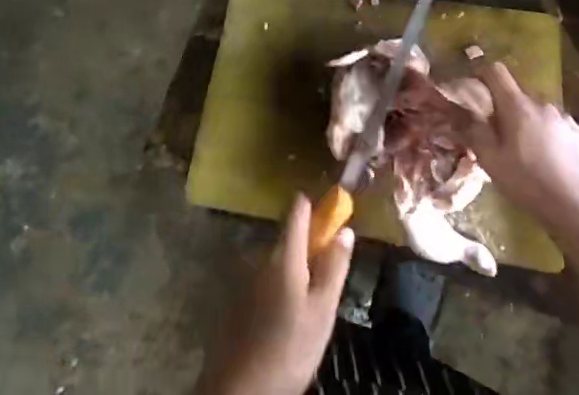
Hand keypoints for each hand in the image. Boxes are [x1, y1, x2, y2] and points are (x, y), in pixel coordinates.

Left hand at [195, 193, 353, 394]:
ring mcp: (243, 277)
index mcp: (284, 254)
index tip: (331, 211)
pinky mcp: (234, 298)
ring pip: (274, 259)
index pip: (297, 208)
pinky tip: (282, 315)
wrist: (238, 393)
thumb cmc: (288, 350)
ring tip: (305, 301)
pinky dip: (274, 285)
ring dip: (290, 268)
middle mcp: (260, 257)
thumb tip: (345, 230)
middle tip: (324, 274)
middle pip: (287, 235)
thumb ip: (334, 267)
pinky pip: (261, 278)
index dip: (315, 204)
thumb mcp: (322, 311)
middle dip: (307, 245)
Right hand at [466, 62, 578, 238]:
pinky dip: (546, 131)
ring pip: (536, 109)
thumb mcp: (490, 160)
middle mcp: (541, 103)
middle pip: (516, 92)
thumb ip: (474, 131)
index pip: (496, 71)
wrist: (572, 207)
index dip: (482, 76)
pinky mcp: (577, 131)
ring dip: (526, 120)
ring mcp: (563, 116)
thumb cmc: (526, 182)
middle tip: (497, 132)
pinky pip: (555, 122)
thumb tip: (462, 112)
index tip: (475, 93)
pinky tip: (546, 156)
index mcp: (517, 105)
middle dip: (504, 106)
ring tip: (524, 148)